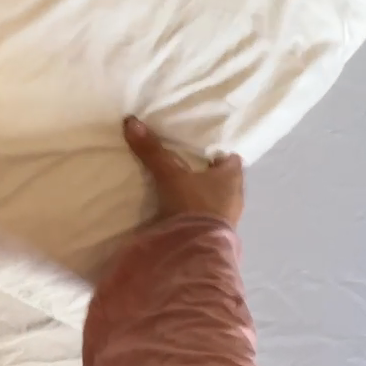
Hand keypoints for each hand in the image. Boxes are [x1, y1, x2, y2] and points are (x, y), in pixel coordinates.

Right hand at [123, 117, 243, 226]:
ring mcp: (226, 215)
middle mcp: (235, 194)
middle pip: (221, 177)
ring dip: (199, 193)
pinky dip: (192, 209)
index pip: (230, 159)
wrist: (196, 245)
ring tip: (176, 187)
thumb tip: (131, 120)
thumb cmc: (194, 203)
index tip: (199, 150)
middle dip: (206, 173)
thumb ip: (152, 151)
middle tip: (183, 166)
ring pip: (213, 196)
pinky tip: (177, 208)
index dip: (216, 153)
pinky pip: (203, 213)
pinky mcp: (212, 230)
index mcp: (232, 176)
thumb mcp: (170, 173)